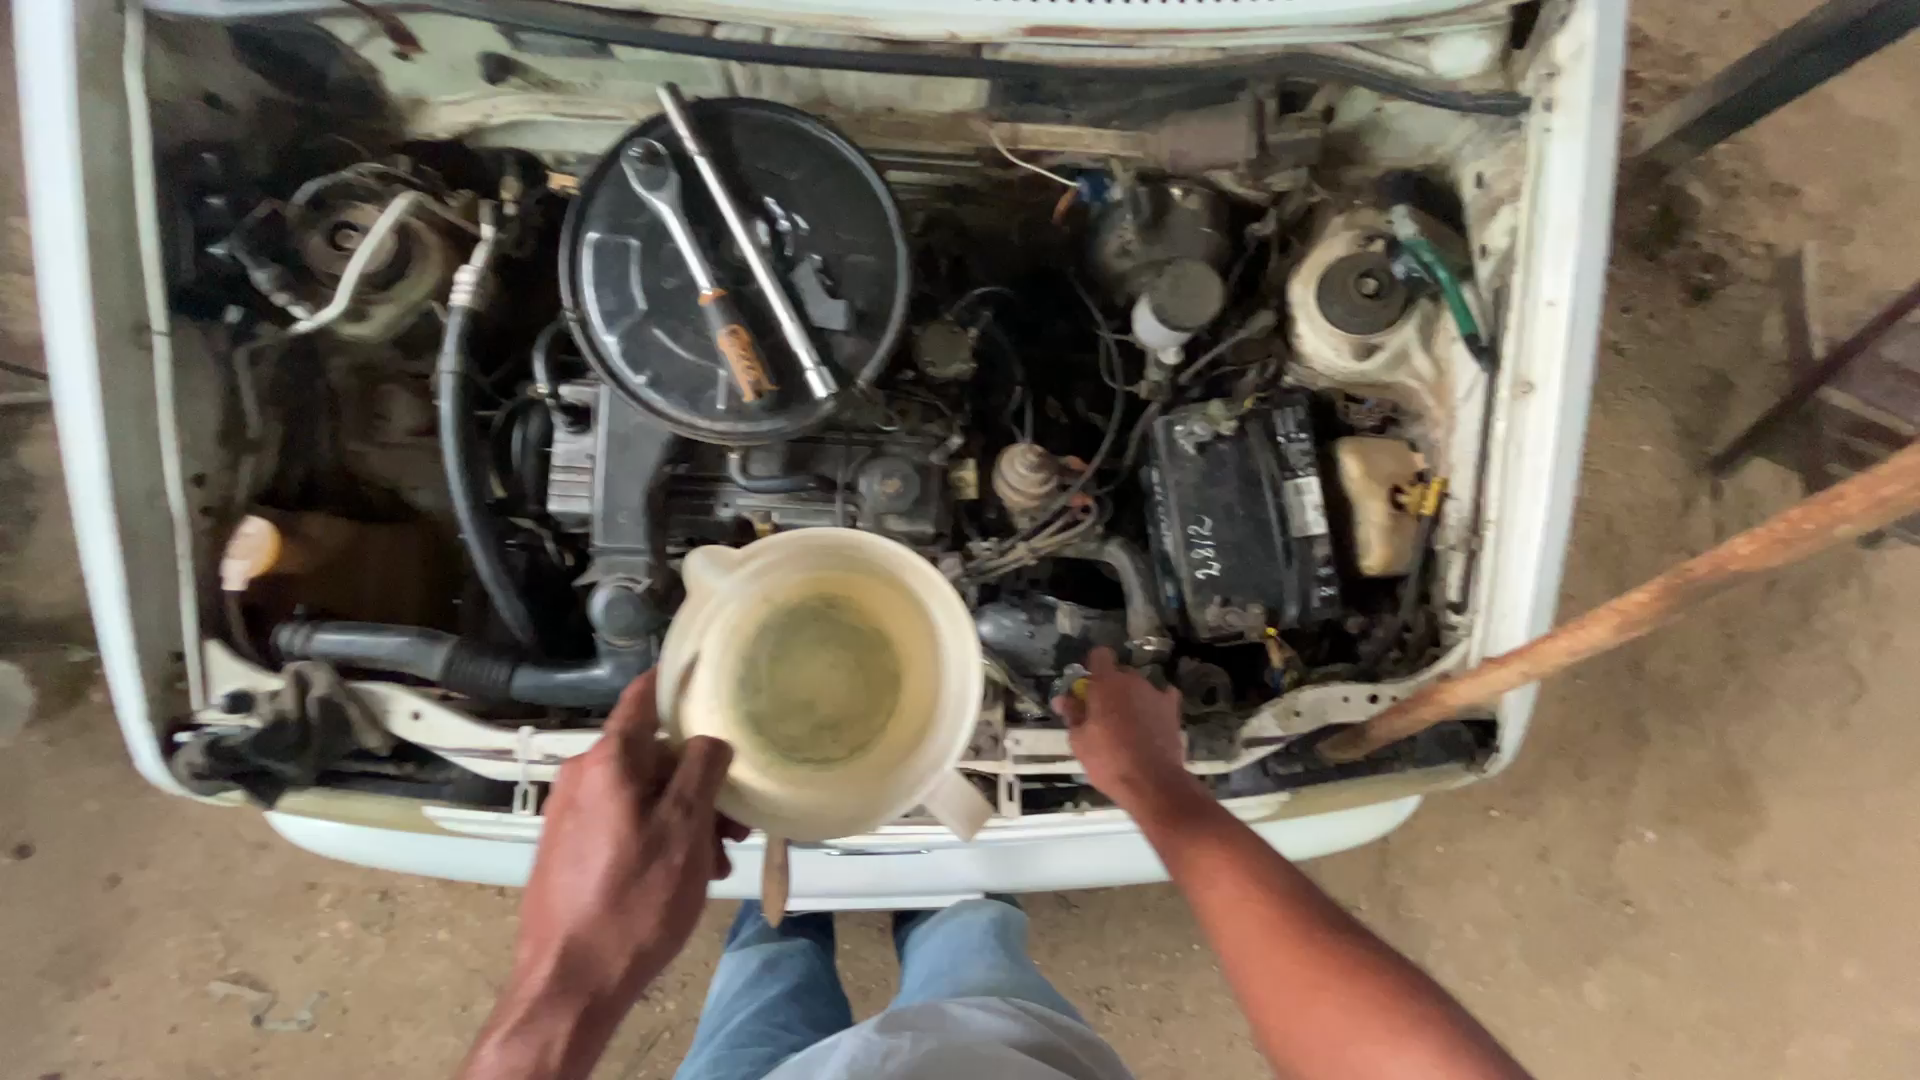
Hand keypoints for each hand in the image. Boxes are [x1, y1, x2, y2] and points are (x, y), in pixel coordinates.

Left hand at [510, 671, 746, 1011]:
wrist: (567, 986)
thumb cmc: (634, 900)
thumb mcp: (685, 829)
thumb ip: (702, 769)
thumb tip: (710, 737)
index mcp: (608, 761)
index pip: (643, 697)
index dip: (675, 678)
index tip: (709, 669)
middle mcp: (583, 776)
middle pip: (654, 754)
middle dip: (700, 778)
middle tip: (735, 817)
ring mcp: (571, 813)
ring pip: (644, 791)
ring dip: (685, 813)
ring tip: (717, 857)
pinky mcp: (569, 846)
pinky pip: (625, 819)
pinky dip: (659, 832)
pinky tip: (687, 870)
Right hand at [1052, 647, 1205, 817]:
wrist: (1152, 783)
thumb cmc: (1108, 760)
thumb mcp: (1079, 740)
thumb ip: (1072, 714)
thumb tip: (1062, 699)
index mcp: (1106, 683)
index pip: (1099, 655)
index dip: (1092, 667)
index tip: (1087, 687)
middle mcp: (1133, 681)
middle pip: (1119, 673)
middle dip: (1110, 687)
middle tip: (1102, 713)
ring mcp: (1156, 694)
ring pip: (1139, 687)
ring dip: (1131, 698)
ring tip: (1127, 725)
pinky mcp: (1173, 710)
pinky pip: (1162, 698)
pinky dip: (1154, 706)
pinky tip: (1150, 722)